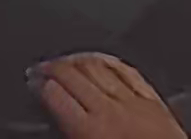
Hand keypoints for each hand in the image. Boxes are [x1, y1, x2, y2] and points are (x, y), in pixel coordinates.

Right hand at [28, 53, 187, 138]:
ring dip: (74, 59)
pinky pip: (127, 70)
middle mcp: (111, 113)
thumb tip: (53, 121)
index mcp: (91, 134)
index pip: (53, 93)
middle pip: (69, 73)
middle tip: (40, 67)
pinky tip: (100, 60)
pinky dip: (108, 61)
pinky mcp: (158, 105)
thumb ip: (71, 135)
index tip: (32, 81)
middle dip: (50, 66)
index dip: (37, 83)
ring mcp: (136, 105)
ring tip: (64, 60)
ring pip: (95, 64)